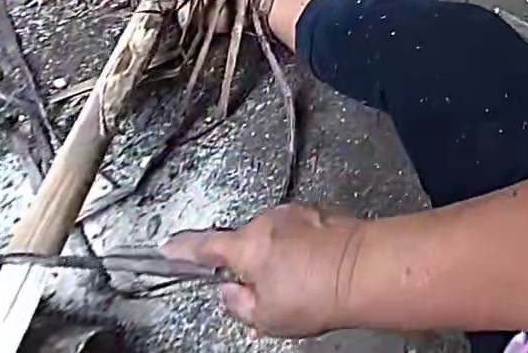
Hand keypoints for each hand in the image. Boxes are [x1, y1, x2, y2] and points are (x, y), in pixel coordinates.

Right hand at [162, 204, 366, 336]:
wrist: (358, 267)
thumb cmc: (311, 295)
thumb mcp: (265, 316)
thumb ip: (238, 302)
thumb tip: (228, 291)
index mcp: (248, 246)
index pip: (206, 245)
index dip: (184, 248)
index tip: (168, 246)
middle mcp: (268, 220)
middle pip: (246, 242)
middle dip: (250, 263)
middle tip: (267, 292)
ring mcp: (294, 211)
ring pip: (274, 235)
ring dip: (278, 254)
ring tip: (299, 284)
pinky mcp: (317, 211)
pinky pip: (297, 229)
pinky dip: (298, 246)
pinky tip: (313, 267)